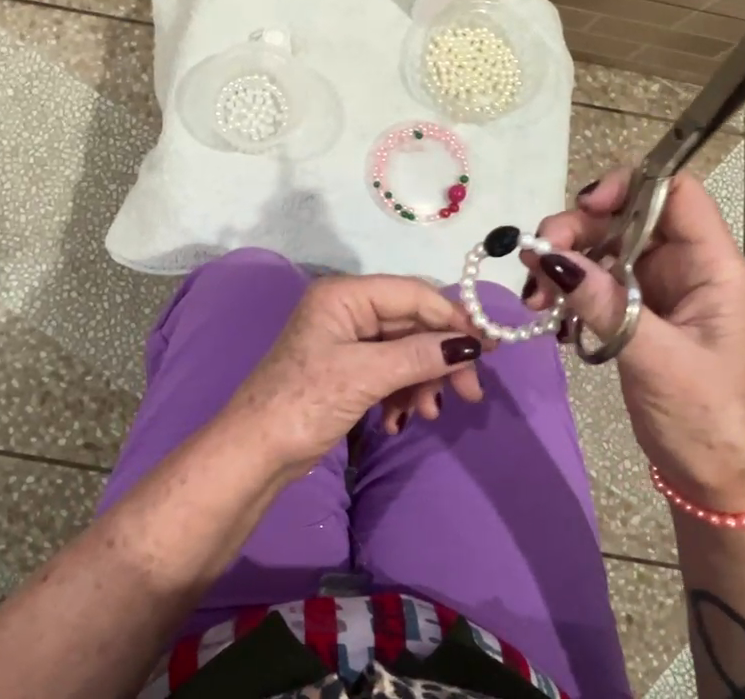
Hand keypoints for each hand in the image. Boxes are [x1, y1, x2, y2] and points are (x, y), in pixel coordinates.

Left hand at [219, 275, 485, 474]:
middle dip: (441, 357)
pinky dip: (403, 393)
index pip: (413, 294)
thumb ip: (419, 355)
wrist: (255, 450)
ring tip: (428, 414)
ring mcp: (346, 340)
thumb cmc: (304, 402)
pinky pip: (390, 371)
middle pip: (412, 323)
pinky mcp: (347, 370)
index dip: (453, 318)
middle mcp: (347, 310)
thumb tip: (471, 344)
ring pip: (405, 350)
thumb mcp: (365, 375)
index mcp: (344, 295)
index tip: (488, 349)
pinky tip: (403, 420)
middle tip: (469, 394)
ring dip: (423, 380)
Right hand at [523, 169, 744, 511]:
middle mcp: (685, 268)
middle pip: (624, 217)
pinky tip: (550, 315)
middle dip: (576, 231)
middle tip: (535, 263)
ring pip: (602, 248)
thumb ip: (604, 303)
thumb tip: (547, 257)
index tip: (582, 209)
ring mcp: (657, 290)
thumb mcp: (655, 357)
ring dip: (561, 263)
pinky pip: (593, 282)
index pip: (674, 193)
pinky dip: (565, 290)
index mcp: (713, 267)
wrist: (716, 480)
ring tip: (534, 299)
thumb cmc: (707, 418)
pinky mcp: (635, 314)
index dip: (628, 186)